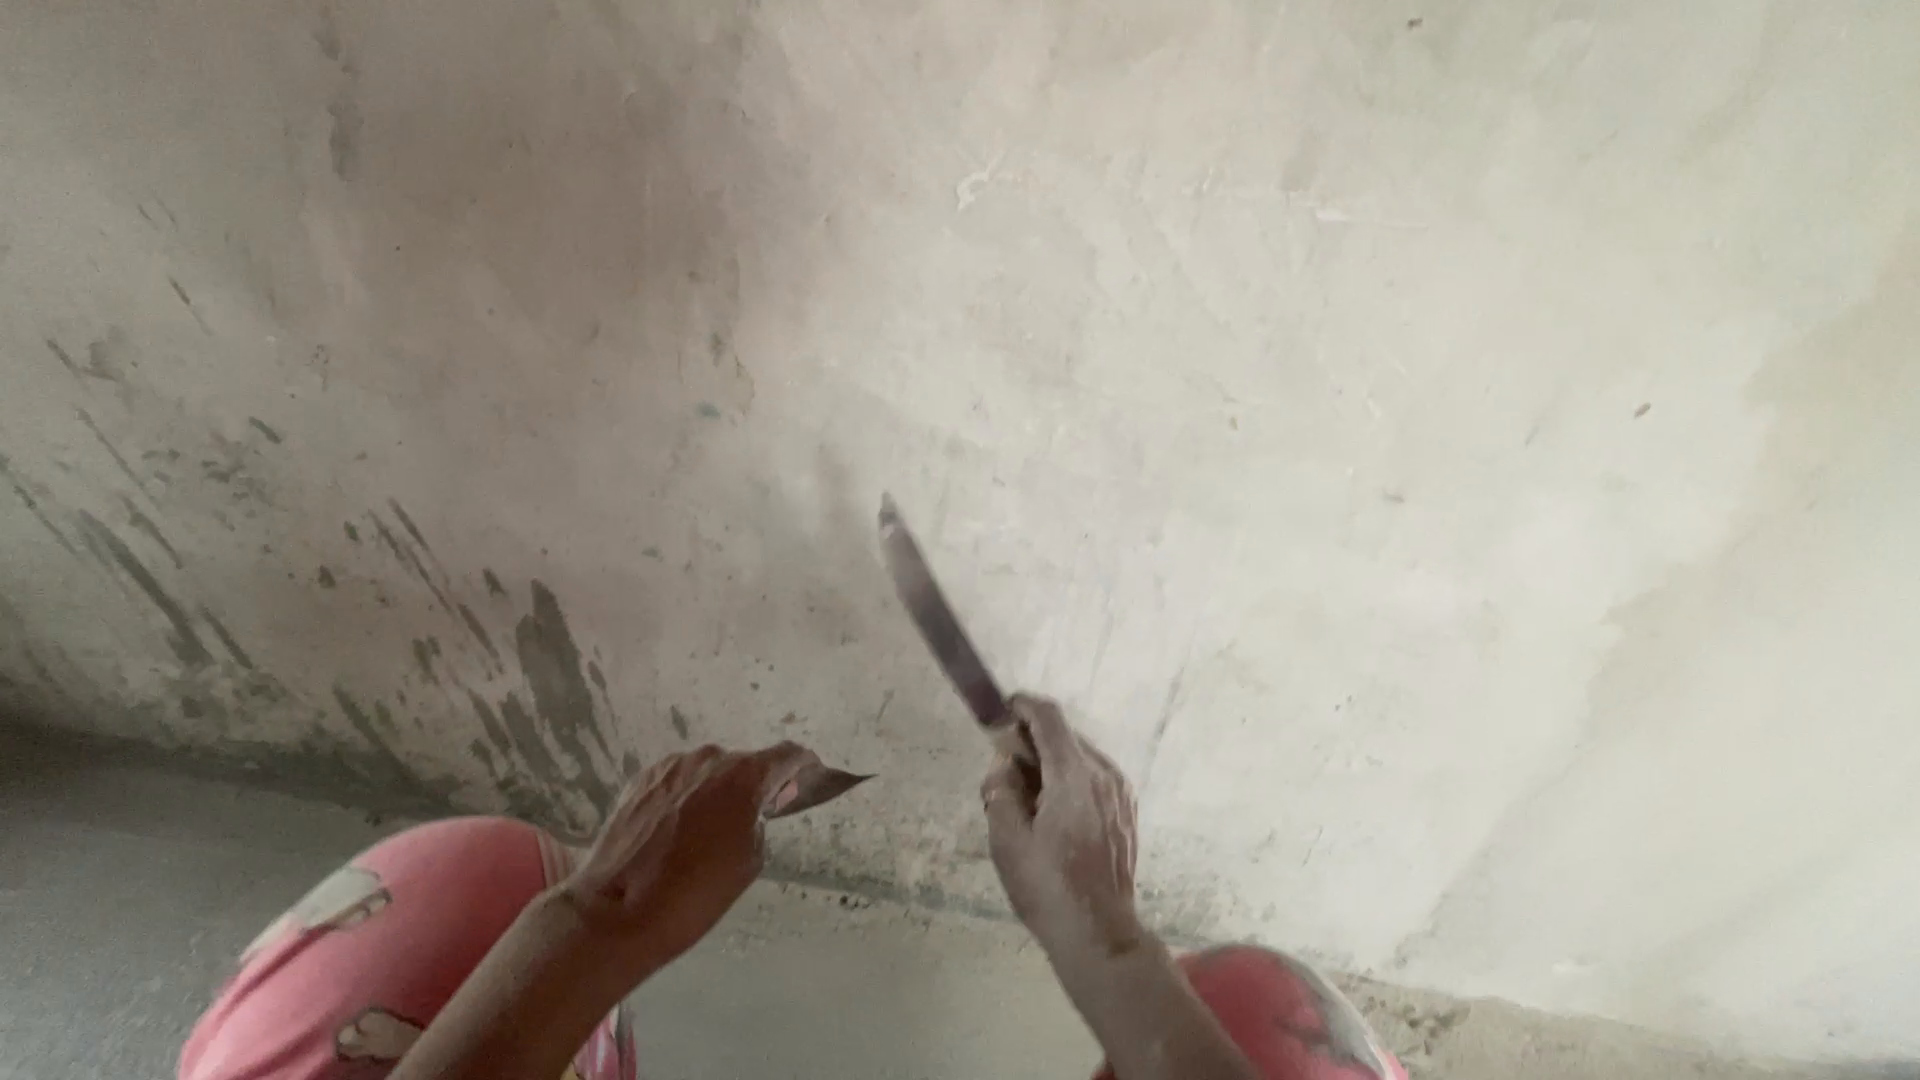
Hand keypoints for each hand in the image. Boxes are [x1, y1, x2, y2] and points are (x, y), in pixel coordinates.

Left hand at [560, 742, 817, 975]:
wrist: (615, 914)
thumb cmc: (695, 894)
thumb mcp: (749, 860)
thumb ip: (761, 820)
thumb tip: (758, 803)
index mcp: (745, 775)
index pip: (788, 755)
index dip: (802, 766)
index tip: (807, 778)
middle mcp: (711, 758)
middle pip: (745, 763)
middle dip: (754, 785)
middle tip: (753, 817)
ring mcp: (672, 766)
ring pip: (709, 770)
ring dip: (717, 789)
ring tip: (708, 828)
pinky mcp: (642, 779)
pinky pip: (679, 780)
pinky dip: (687, 795)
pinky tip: (677, 829)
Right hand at [982, 694, 1144, 969]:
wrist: (1100, 935)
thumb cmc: (1047, 888)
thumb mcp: (1007, 840)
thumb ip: (1001, 791)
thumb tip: (1005, 765)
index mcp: (1073, 776)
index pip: (1049, 718)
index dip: (1024, 707)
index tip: (1002, 711)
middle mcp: (1103, 774)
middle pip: (1064, 737)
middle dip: (1032, 742)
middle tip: (1005, 770)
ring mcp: (1121, 792)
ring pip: (1079, 757)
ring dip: (1051, 762)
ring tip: (1028, 798)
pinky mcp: (1127, 811)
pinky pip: (1094, 777)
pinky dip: (1070, 779)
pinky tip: (1054, 813)